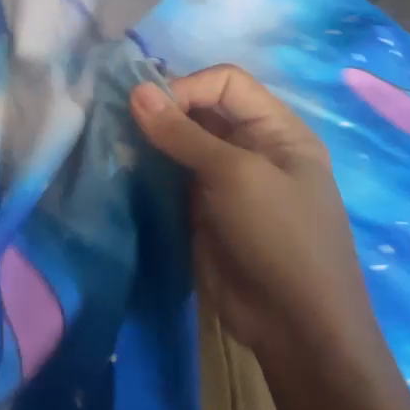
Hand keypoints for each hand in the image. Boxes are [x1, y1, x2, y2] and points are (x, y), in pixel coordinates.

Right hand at [129, 65, 371, 358]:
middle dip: (160, 110)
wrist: (295, 327)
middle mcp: (252, 148)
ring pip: (178, 140)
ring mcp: (225, 179)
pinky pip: (168, 172)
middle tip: (119, 121)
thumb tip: (134, 89)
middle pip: (198, 107)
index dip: (187, 87)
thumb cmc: (280, 239)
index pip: (225, 82)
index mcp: (278, 131)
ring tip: (114, 143)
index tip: (151, 111)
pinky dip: (145, 166)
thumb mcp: (235, 176)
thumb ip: (182, 132)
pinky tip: (122, 168)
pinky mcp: (201, 206)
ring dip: (147, 138)